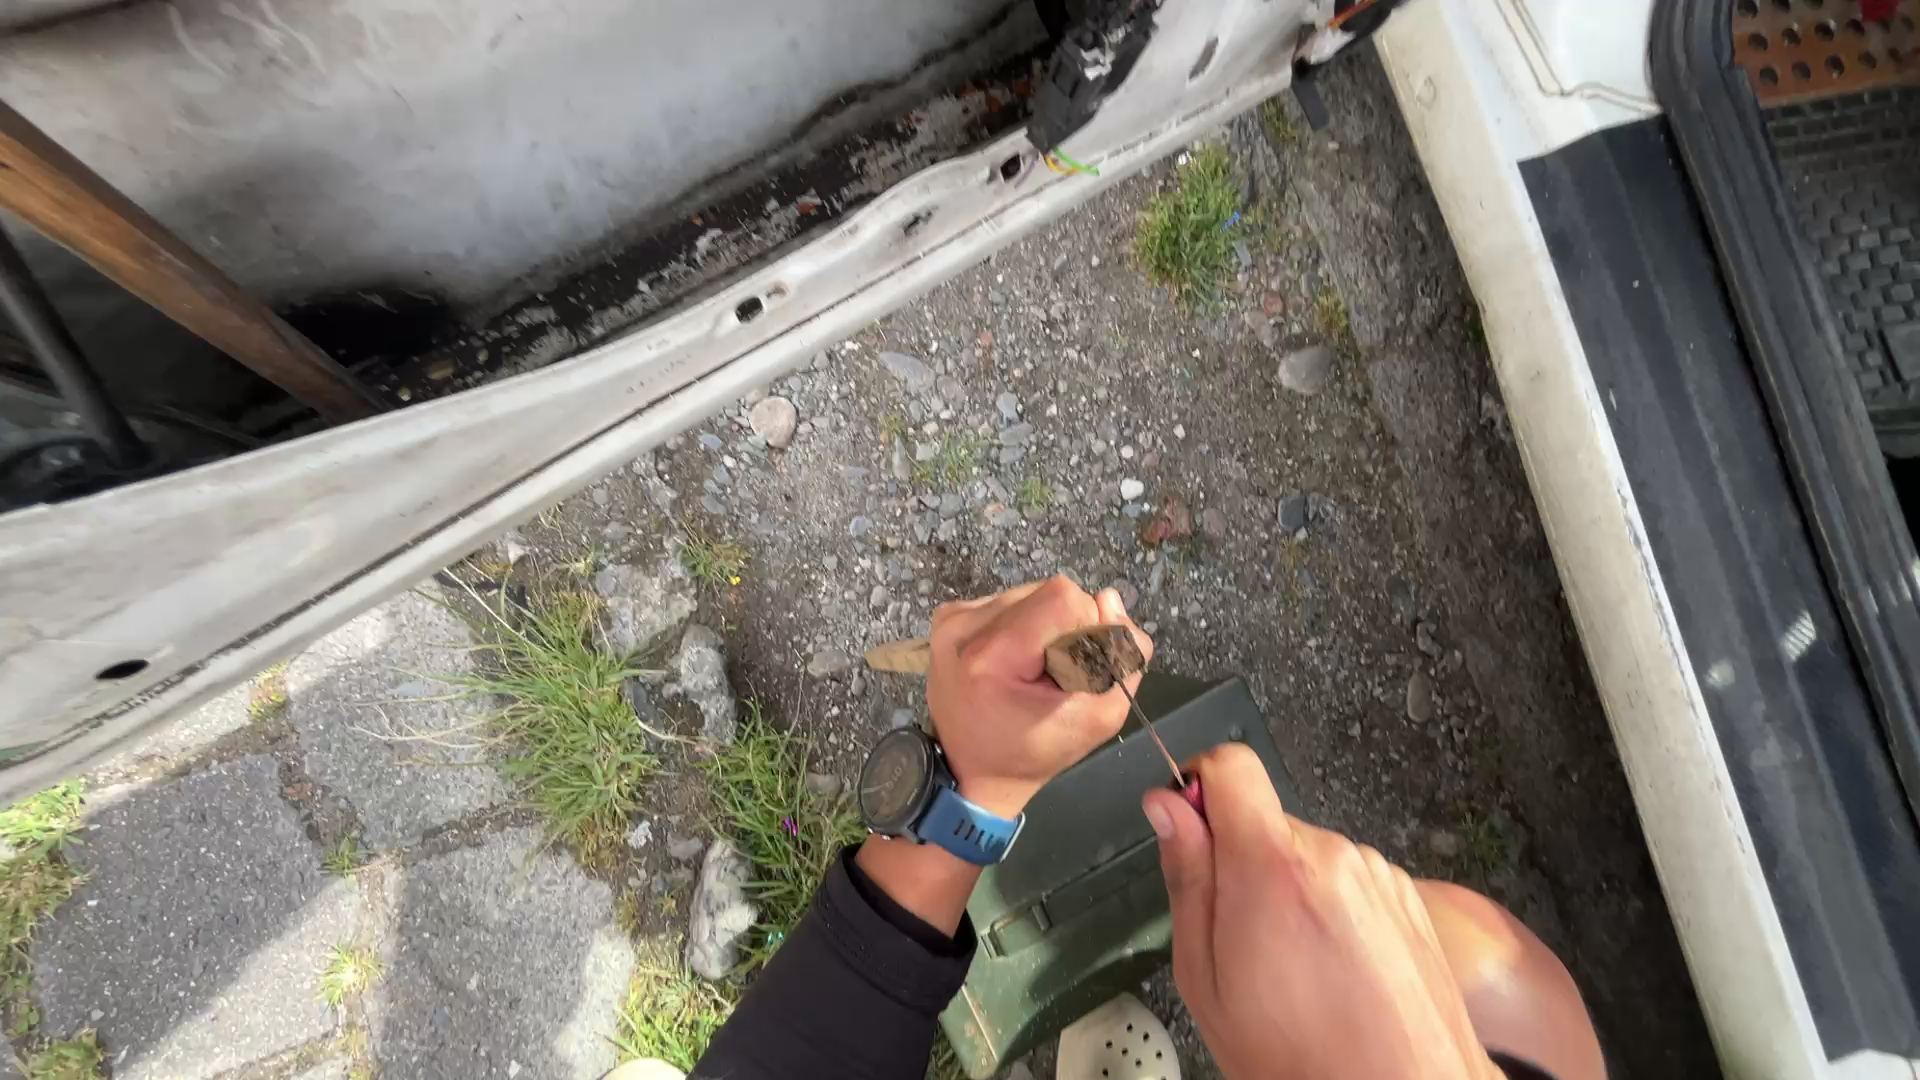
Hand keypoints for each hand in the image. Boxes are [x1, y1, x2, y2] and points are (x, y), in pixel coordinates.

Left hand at [927, 576, 1152, 817]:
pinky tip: (1013, 660)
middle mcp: (964, 626)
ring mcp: (952, 618)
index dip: (1088, 626)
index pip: (1063, 598)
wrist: (968, 769)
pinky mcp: (948, 616)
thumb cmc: (1032, 753)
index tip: (1081, 663)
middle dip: (1068, 627)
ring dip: (1045, 625)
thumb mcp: (1097, 718)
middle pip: (1048, 592)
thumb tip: (1109, 599)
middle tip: (1058, 671)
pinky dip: (1022, 626)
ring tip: (1033, 668)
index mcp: (993, 655)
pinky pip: (1006, 602)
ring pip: (1029, 594)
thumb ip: (1120, 658)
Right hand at [1143, 745, 1501, 1079]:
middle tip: (1245, 937)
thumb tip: (1164, 802)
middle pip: (1261, 817)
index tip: (1194, 836)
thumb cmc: (1289, 1057)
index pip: (1231, 764)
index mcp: (1272, 863)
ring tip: (1297, 962)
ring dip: (1287, 883)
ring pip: (1302, 848)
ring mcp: (1376, 871)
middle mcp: (1330, 851)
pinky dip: (1328, 902)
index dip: (1200, 786)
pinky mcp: (1408, 894)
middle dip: (1241, 858)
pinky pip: (1343, 873)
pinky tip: (1336, 965)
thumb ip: (1186, 875)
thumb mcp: (1204, 974)